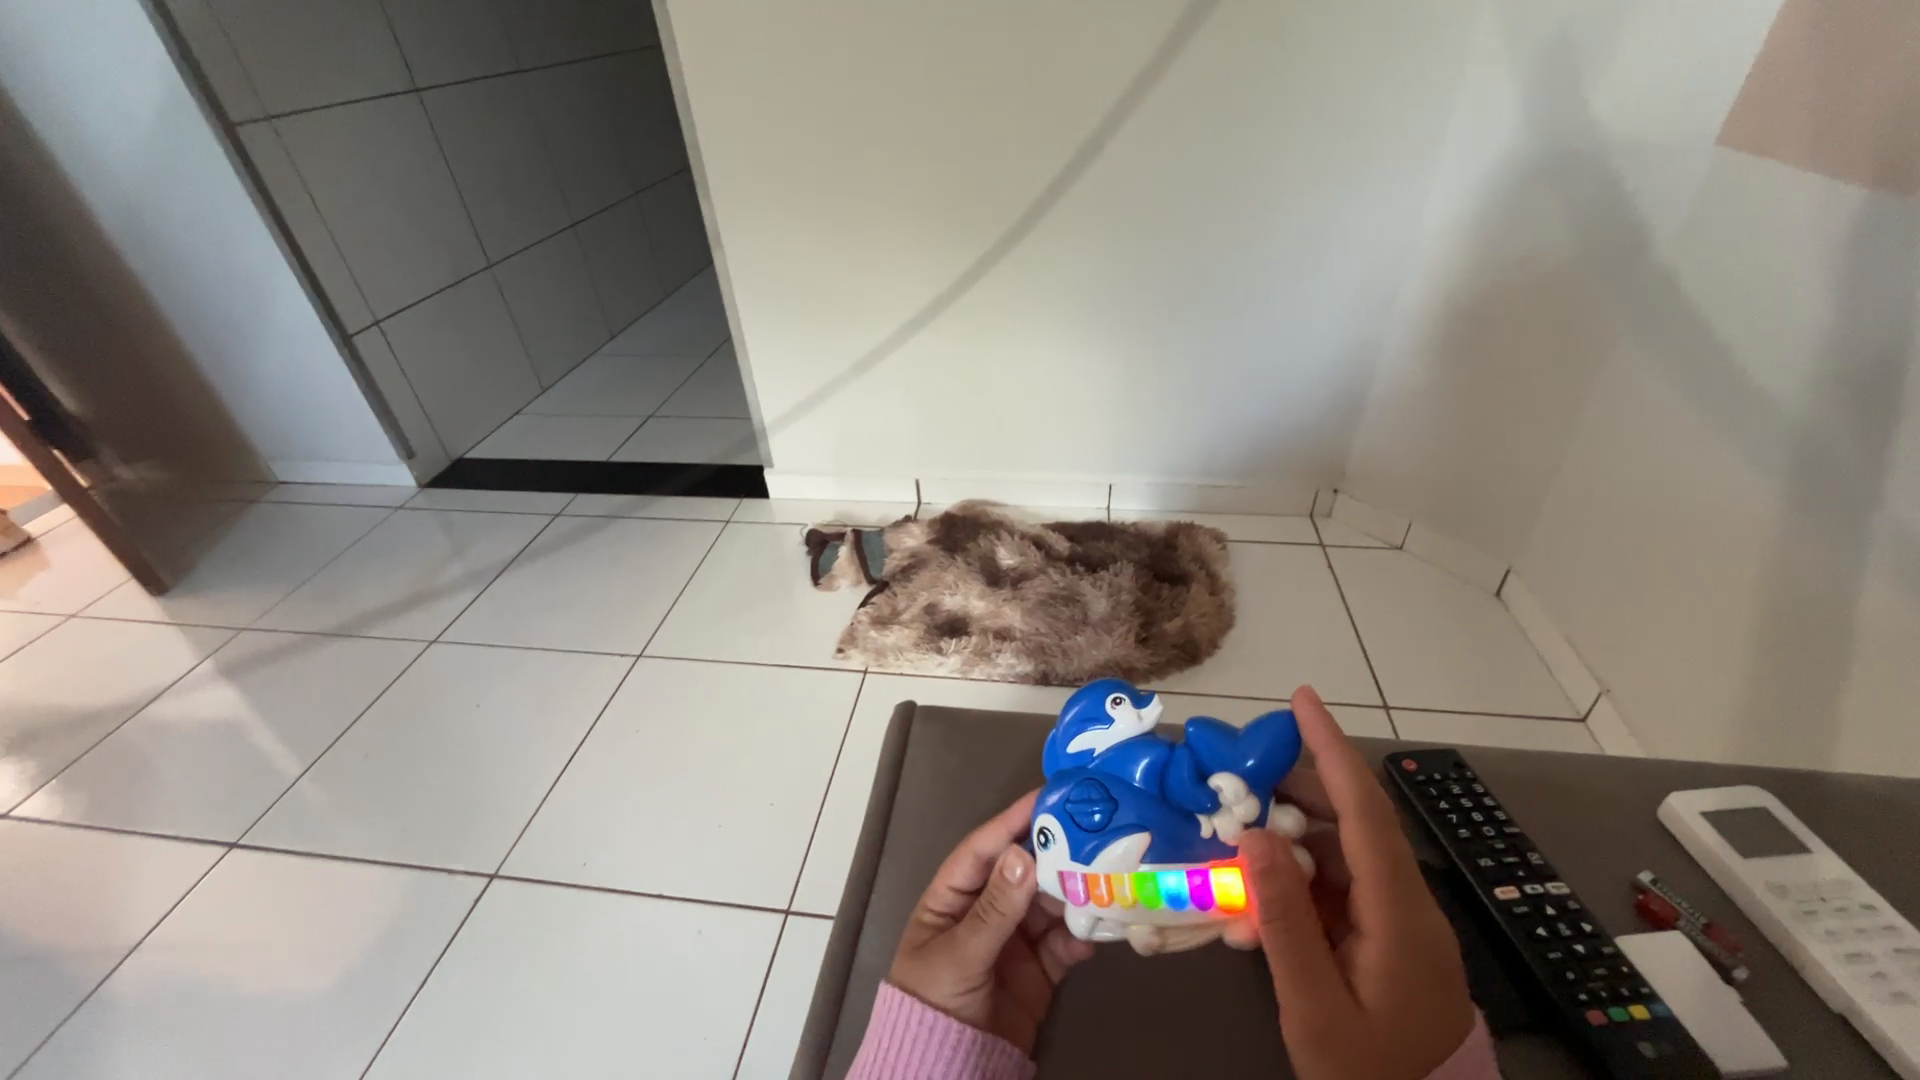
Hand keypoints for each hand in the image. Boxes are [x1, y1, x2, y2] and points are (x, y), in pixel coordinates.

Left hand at [887, 790, 1096, 1053]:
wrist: (945, 1072)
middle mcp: (986, 910)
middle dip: (1055, 855)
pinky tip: (1100, 928)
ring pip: (1049, 904)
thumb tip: (1023, 855)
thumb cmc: (934, 1002)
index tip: (1047, 796)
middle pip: (1024, 872)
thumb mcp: (959, 954)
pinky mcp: (1039, 971)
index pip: (985, 849)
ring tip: (1104, 878)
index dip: (1013, 821)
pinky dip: (1083, 935)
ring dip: (1074, 893)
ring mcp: (1014, 940)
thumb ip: (994, 910)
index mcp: (953, 896)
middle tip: (1092, 833)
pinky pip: (1065, 943)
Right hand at [1237, 685, 1475, 1079]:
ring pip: (1338, 859)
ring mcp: (1400, 925)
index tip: (1301, 700)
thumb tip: (1253, 835)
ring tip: (1231, 853)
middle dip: (1291, 797)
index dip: (1332, 748)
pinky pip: (1338, 894)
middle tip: (1234, 788)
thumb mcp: (1314, 1005)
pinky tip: (1255, 912)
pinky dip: (1295, 889)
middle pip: (1350, 825)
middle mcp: (1407, 906)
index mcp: (1400, 915)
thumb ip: (1283, 919)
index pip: (1364, 810)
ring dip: (1285, 849)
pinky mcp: (1388, 943)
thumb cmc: (1369, 1074)